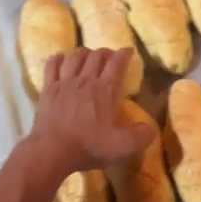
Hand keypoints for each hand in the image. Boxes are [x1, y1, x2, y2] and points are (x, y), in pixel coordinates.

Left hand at [27, 48, 152, 174]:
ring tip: (88, 56)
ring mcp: (65, 82)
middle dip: (105, 52)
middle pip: (96, 55)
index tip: (128, 51)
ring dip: (84, 53)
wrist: (52, 150)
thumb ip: (141, 136)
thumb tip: (151, 129)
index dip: (124, 54)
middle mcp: (86, 80)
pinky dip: (58, 58)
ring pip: (75, 57)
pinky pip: (52, 65)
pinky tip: (61, 59)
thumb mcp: (122, 147)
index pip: (117, 63)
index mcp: (105, 90)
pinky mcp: (49, 89)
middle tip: (109, 56)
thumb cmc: (88, 146)